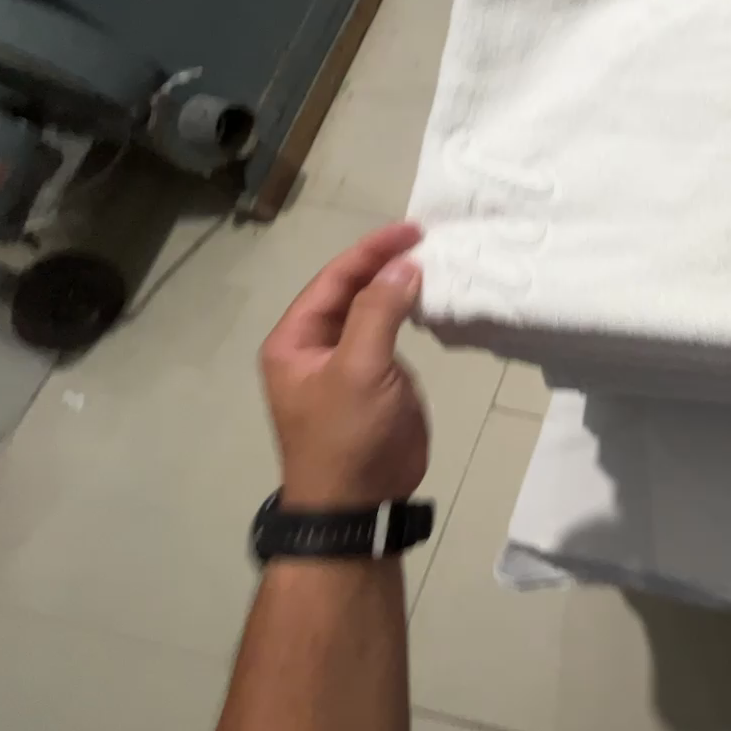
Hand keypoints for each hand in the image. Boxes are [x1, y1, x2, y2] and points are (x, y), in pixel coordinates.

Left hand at [258, 223, 428, 508]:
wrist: (358, 500)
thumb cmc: (348, 435)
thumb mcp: (359, 370)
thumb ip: (379, 314)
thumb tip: (405, 266)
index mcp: (296, 340)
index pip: (334, 280)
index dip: (371, 251)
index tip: (413, 230)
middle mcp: (317, 345)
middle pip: (351, 290)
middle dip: (386, 263)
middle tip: (428, 240)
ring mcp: (349, 362)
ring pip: (374, 310)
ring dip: (400, 285)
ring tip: (434, 262)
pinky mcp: (378, 379)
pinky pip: (393, 334)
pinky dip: (412, 313)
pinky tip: (432, 301)